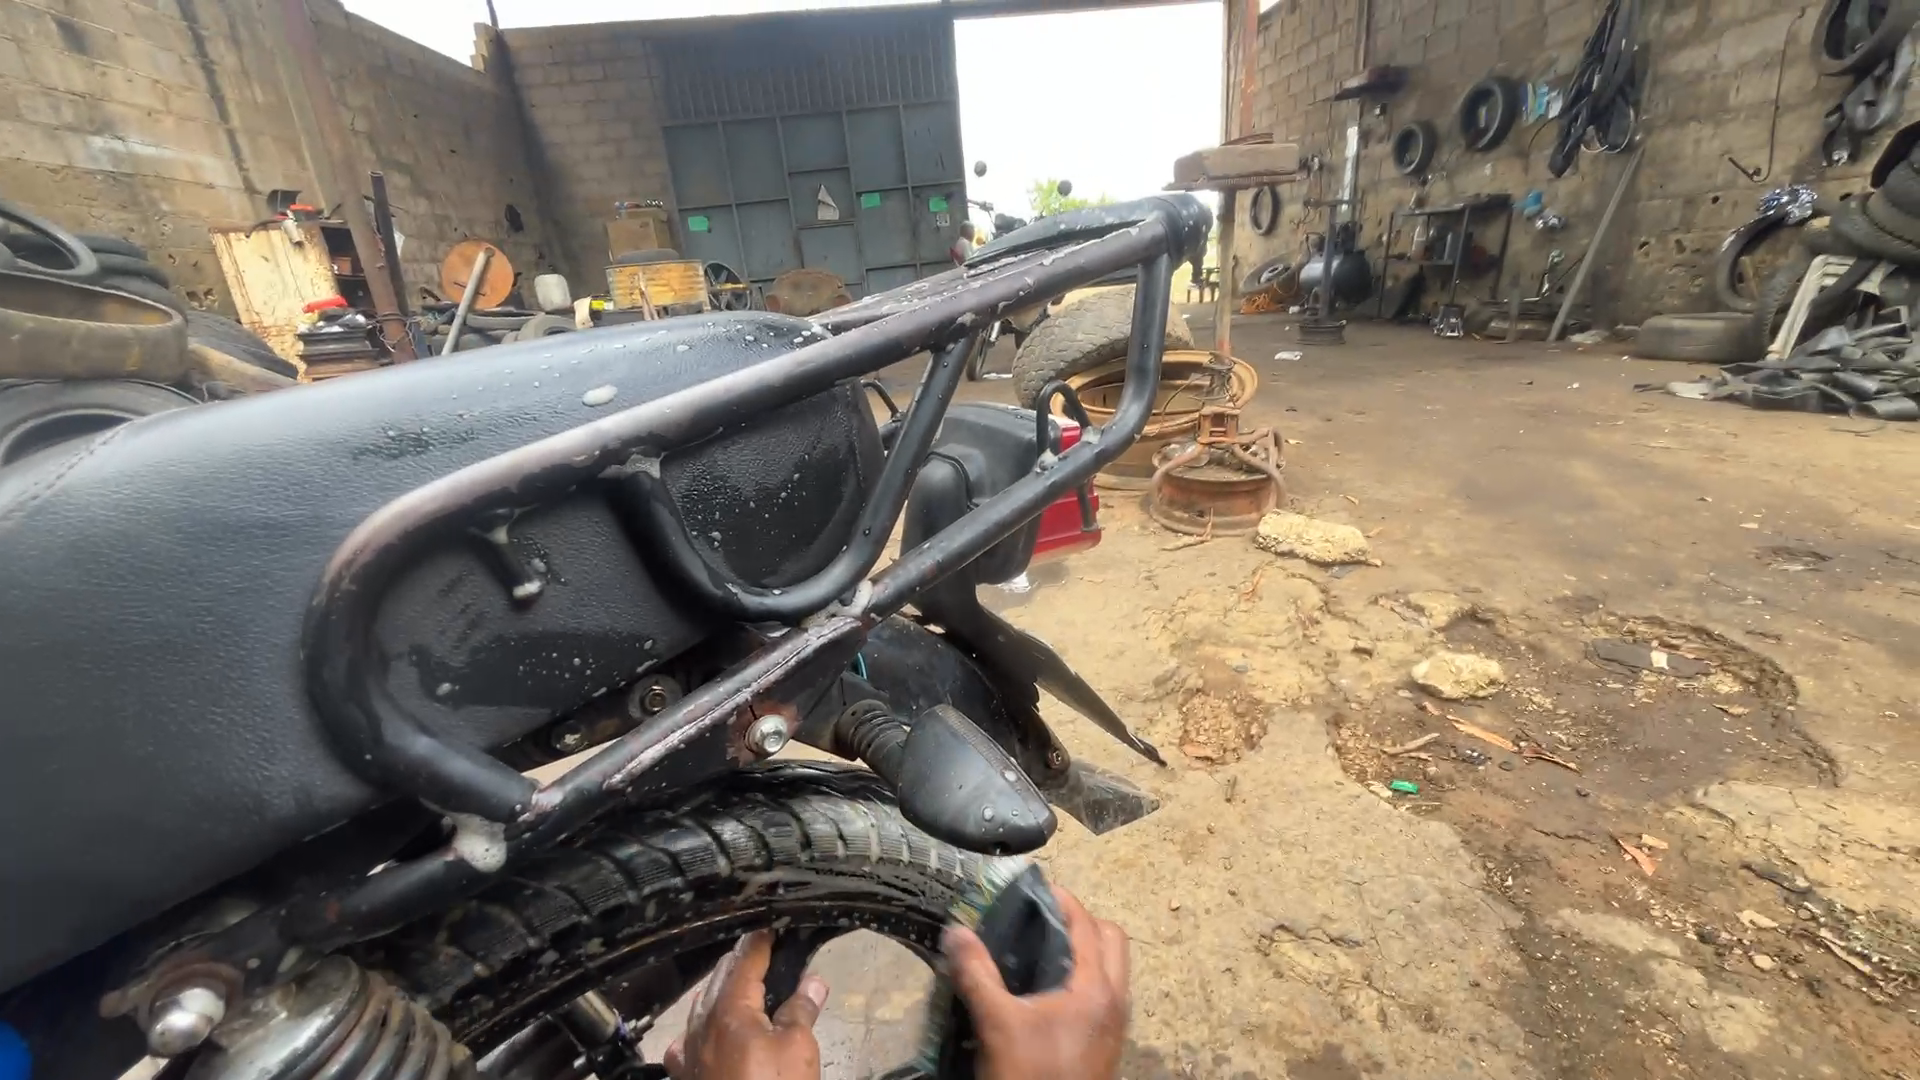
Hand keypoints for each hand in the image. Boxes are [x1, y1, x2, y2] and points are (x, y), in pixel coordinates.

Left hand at [665, 930, 828, 1079]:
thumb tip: (814, 981)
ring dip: (726, 986)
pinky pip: (690, 1036)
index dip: (763, 936)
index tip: (776, 923)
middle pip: (722, 973)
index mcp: (729, 1007)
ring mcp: (688, 1052)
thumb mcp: (797, 1050)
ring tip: (750, 984)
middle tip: (771, 951)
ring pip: (704, 1001)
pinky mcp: (685, 1077)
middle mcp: (701, 1023)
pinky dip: (706, 1021)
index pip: (746, 955)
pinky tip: (715, 1029)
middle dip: (746, 958)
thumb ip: (802, 1009)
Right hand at [941, 885, 1130, 1079]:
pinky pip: (1107, 991)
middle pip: (1111, 938)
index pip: (1086, 923)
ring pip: (1113, 966)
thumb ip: (976, 973)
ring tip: (1044, 949)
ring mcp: (1116, 1025)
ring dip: (1087, 948)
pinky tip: (1049, 989)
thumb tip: (955, 931)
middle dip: (1081, 920)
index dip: (1061, 898)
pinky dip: (1086, 975)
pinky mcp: (1108, 1044)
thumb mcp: (997, 1025)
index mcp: (1095, 988)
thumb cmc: (1030, 1077)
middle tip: (1043, 920)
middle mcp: (1115, 1000)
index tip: (1033, 888)